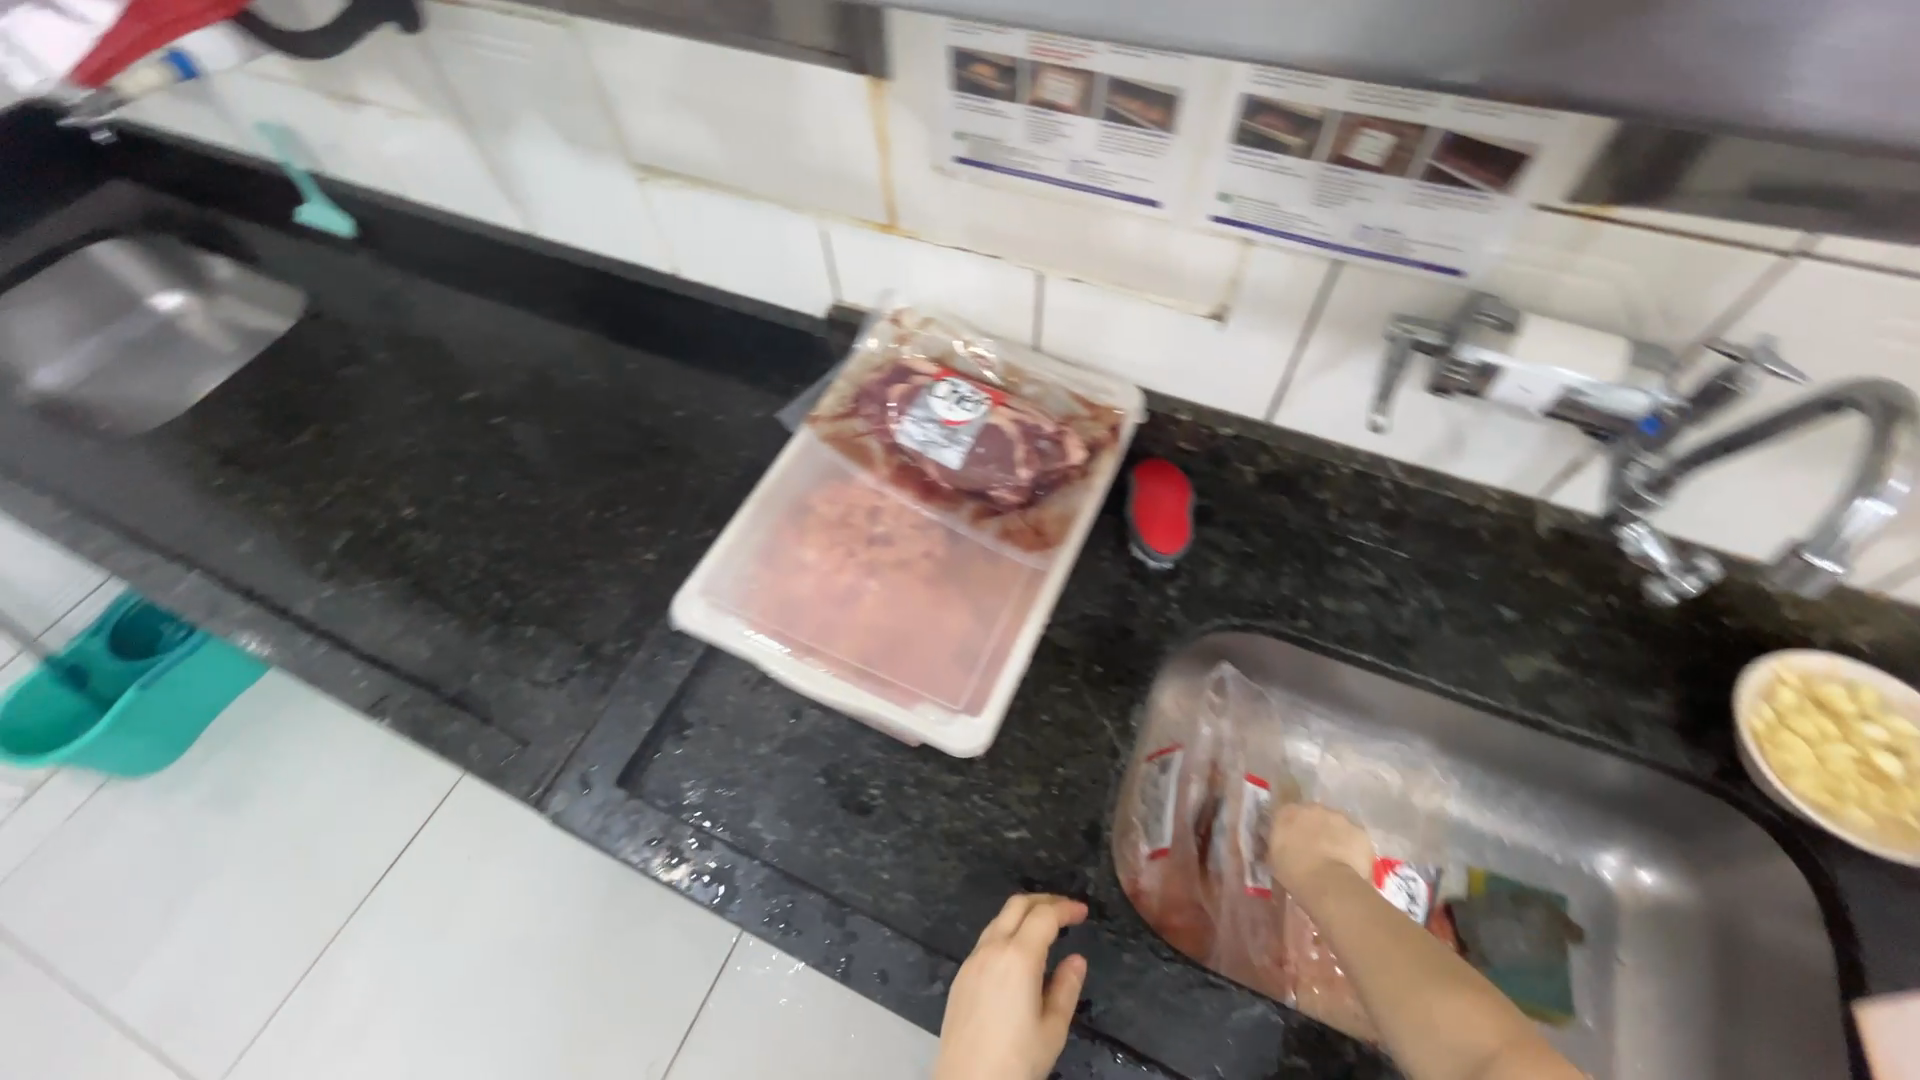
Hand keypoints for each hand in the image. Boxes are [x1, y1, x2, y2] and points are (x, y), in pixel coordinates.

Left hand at [934, 894, 1088, 1079]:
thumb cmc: (1016, 1060)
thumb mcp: (1053, 1029)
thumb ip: (1066, 988)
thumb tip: (1076, 959)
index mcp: (1018, 957)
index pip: (1044, 916)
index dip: (1065, 908)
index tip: (1083, 911)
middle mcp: (992, 949)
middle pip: (1017, 905)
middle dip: (1044, 901)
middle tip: (1066, 911)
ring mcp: (972, 961)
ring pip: (999, 920)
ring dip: (1023, 915)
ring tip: (1046, 928)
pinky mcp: (961, 976)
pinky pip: (987, 940)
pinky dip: (1007, 932)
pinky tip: (1019, 954)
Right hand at [1266, 802, 1374, 895]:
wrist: (1329, 883)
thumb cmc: (1294, 872)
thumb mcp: (1273, 857)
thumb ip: (1277, 843)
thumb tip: (1280, 843)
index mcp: (1287, 812)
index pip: (1286, 813)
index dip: (1290, 827)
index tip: (1292, 841)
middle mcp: (1313, 807)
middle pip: (1313, 814)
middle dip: (1313, 828)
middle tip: (1314, 849)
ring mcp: (1339, 817)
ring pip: (1335, 823)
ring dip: (1333, 834)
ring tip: (1334, 857)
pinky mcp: (1360, 830)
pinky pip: (1354, 836)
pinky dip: (1352, 845)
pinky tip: (1350, 862)